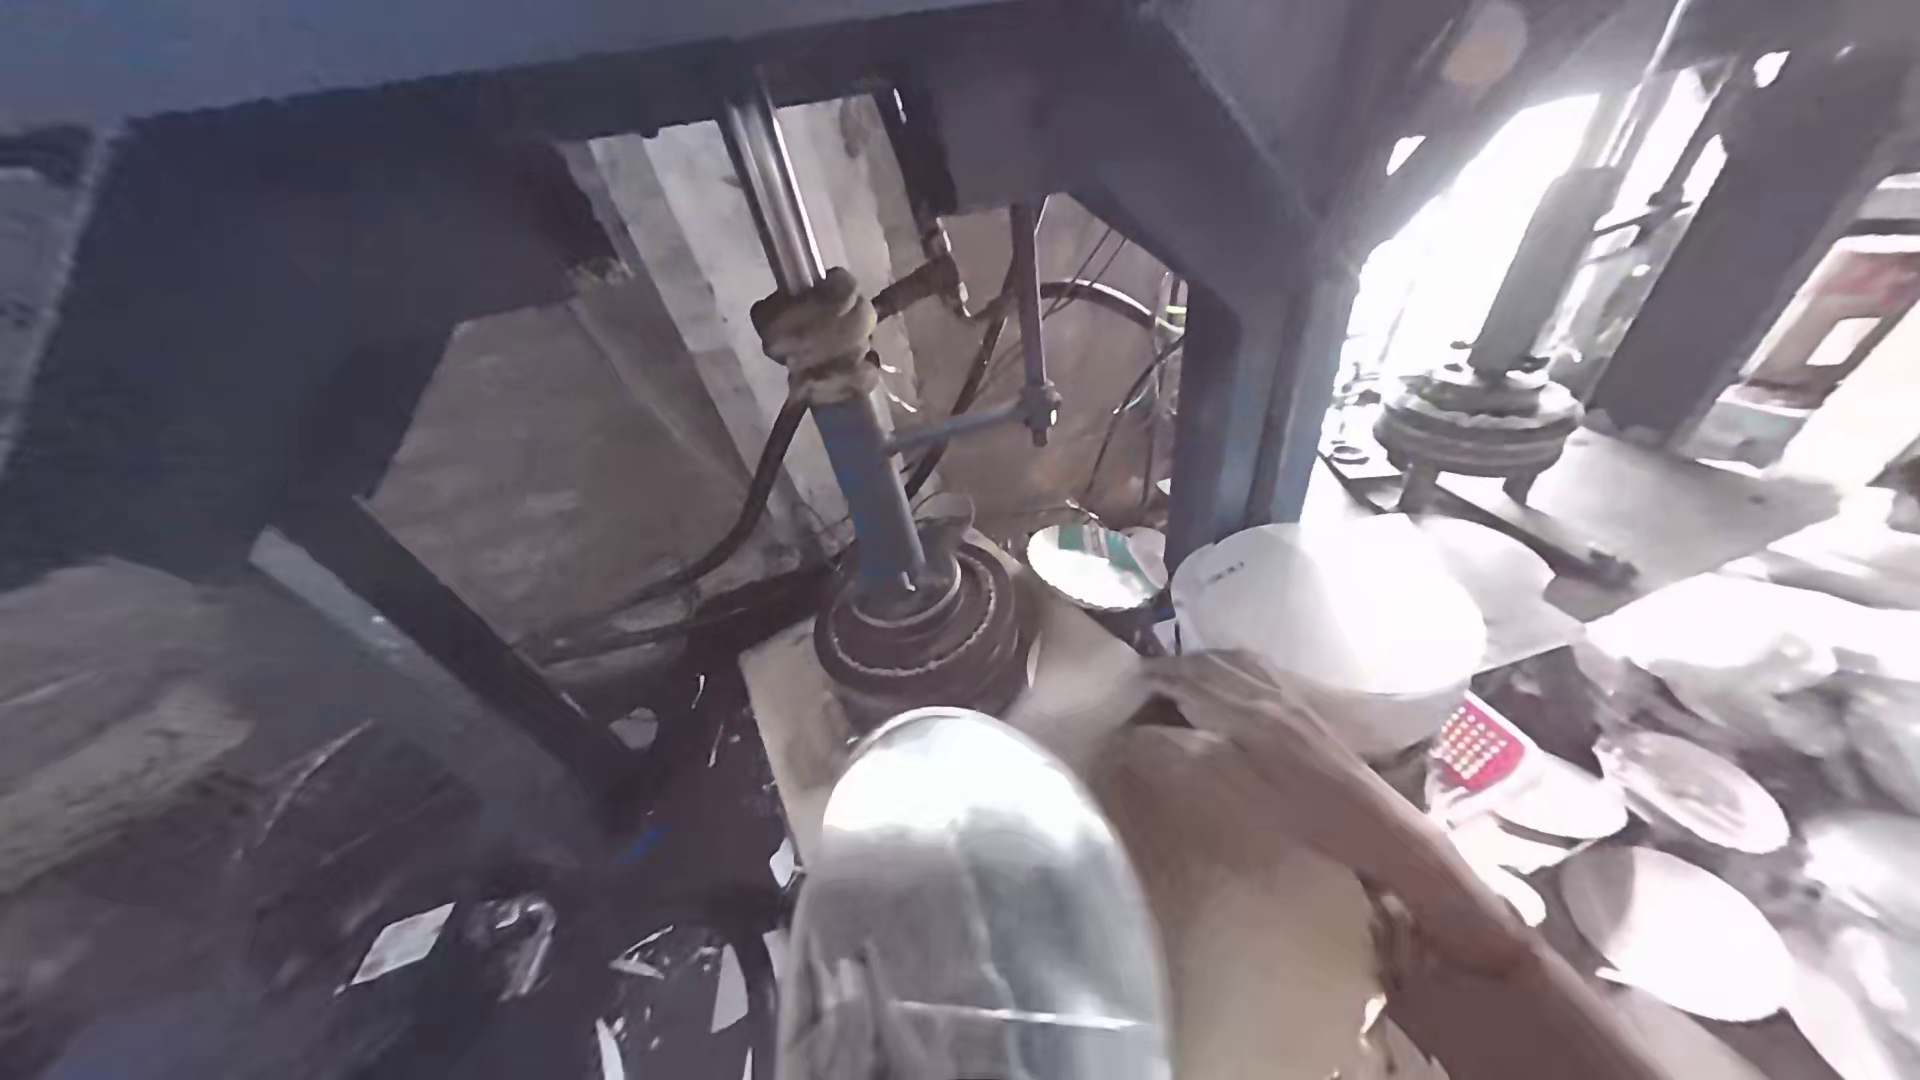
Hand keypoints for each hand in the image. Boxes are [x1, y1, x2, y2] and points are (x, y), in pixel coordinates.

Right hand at [1139, 651, 1528, 974]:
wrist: (1376, 823)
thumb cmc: (1304, 817)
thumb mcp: (1239, 791)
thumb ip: (1191, 754)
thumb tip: (1145, 732)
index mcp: (1247, 716)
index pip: (1190, 683)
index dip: (1157, 679)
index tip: (1130, 681)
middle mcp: (1265, 694)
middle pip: (1207, 665)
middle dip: (1171, 666)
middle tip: (1144, 677)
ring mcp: (1286, 694)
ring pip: (1231, 659)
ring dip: (1197, 659)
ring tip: (1175, 670)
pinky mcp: (1300, 701)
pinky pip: (1254, 665)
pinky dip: (1226, 661)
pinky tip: (1221, 672)